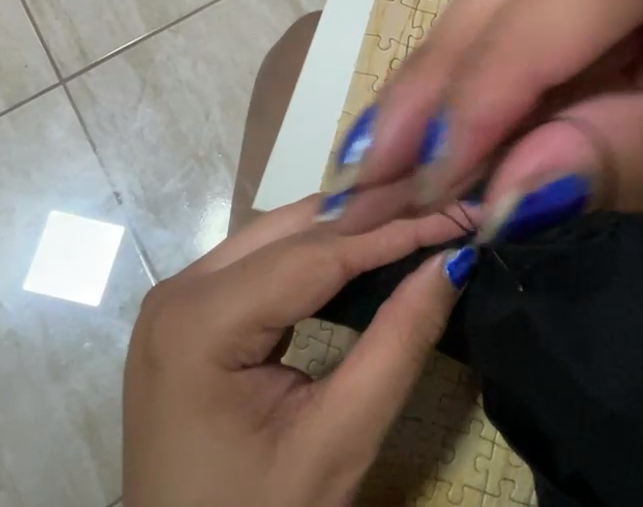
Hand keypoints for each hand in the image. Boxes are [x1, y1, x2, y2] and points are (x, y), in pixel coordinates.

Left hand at [124, 199, 471, 504]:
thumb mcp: (338, 439)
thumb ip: (398, 342)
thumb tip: (453, 259)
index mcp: (200, 321)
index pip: (318, 252)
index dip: (397, 229)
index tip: (463, 212)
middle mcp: (181, 290)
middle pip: (295, 230)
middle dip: (376, 214)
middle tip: (447, 203)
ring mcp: (179, 298)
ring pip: (280, 235)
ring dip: (351, 227)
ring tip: (419, 218)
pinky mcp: (189, 313)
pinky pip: (264, 261)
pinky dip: (321, 253)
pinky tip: (367, 251)